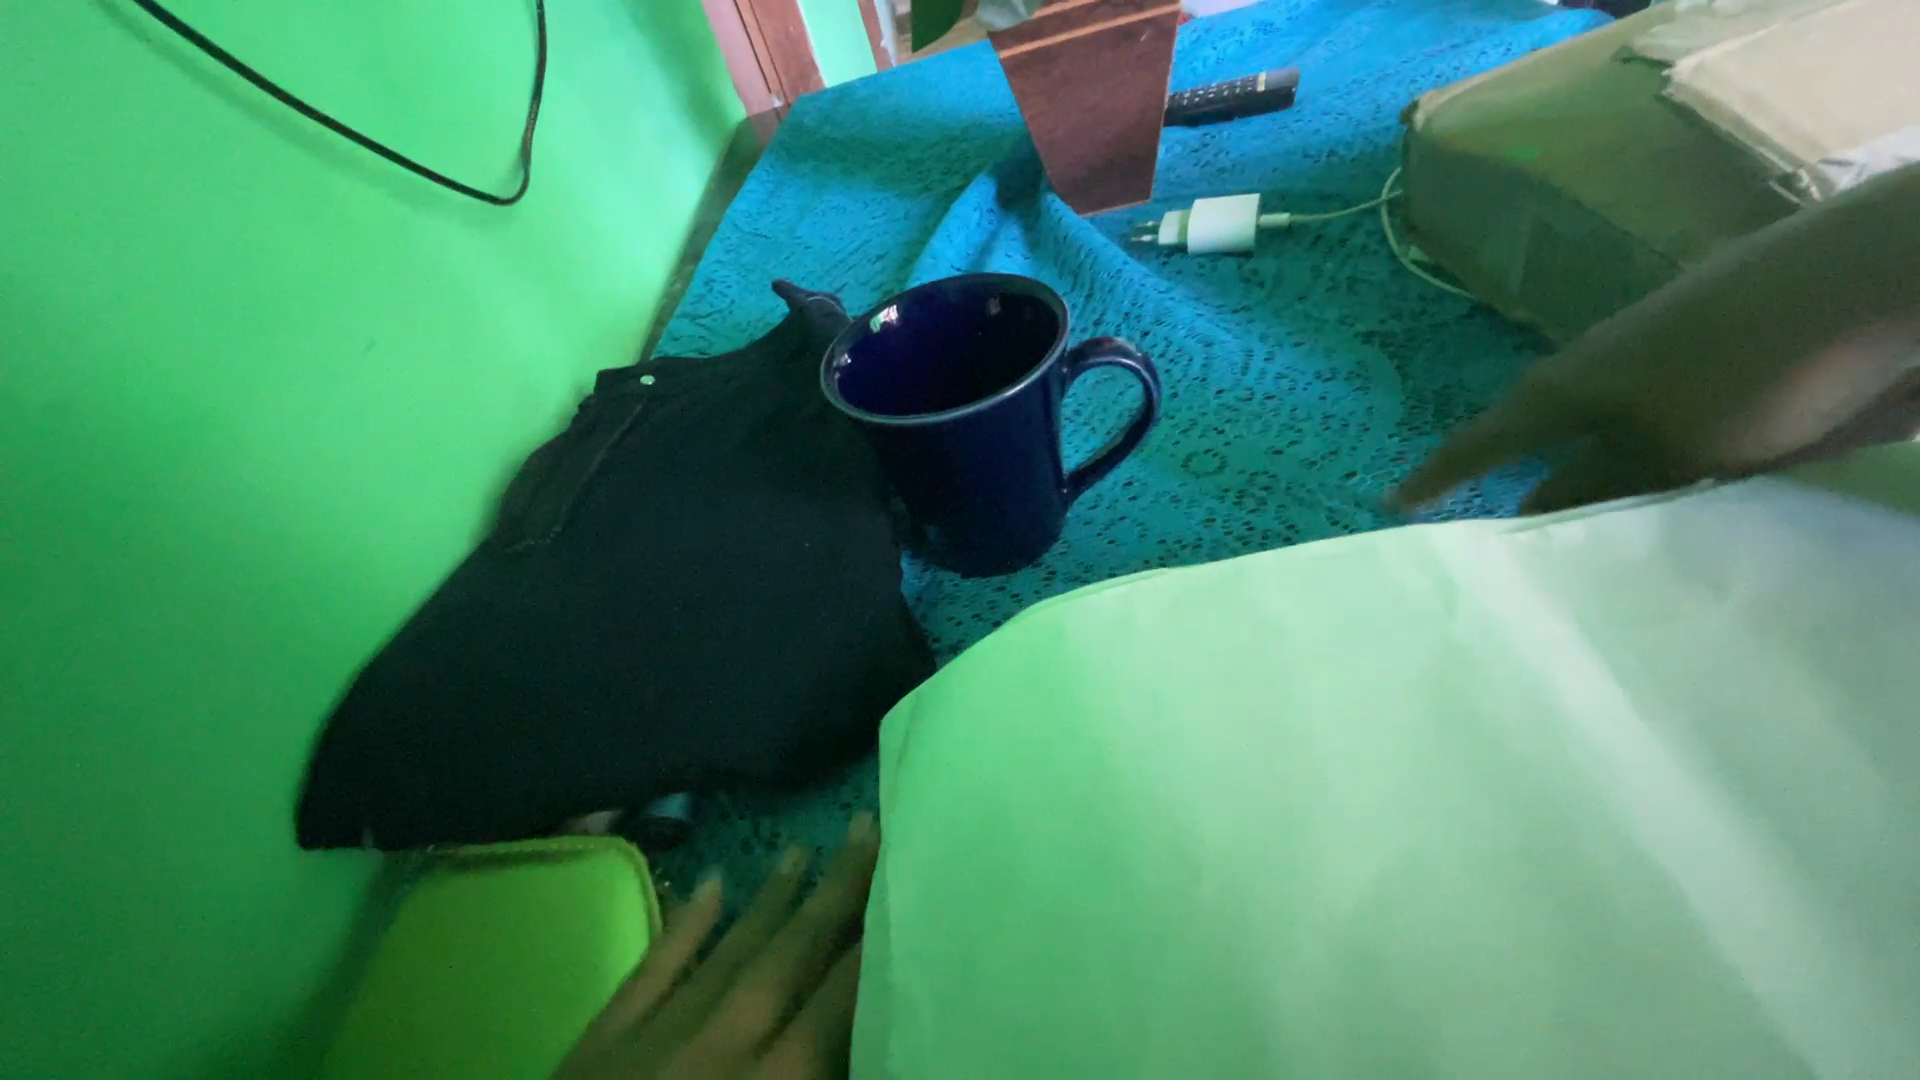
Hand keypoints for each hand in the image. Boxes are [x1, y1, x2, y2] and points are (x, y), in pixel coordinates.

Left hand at [553, 815, 878, 1079]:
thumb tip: (854, 1054)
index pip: (837, 999)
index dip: (873, 941)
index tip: (901, 881)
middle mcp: (719, 1047)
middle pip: (791, 954)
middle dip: (837, 890)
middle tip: (866, 826)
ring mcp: (652, 1038)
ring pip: (729, 948)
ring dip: (771, 896)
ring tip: (804, 845)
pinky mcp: (597, 1046)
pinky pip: (651, 969)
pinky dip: (684, 924)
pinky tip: (711, 881)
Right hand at [1391, 281, 1919, 514]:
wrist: (1873, 273)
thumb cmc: (1748, 372)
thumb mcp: (1670, 452)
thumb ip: (1598, 486)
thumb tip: (1535, 512)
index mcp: (1561, 391)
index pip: (1476, 444)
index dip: (1434, 476)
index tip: (1392, 503)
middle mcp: (1591, 370)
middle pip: (1534, 436)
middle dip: (1515, 482)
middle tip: (1503, 532)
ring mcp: (1647, 353)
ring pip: (1594, 430)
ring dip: (1586, 473)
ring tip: (1589, 521)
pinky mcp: (1701, 349)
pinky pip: (1644, 416)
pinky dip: (1639, 455)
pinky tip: (1666, 480)